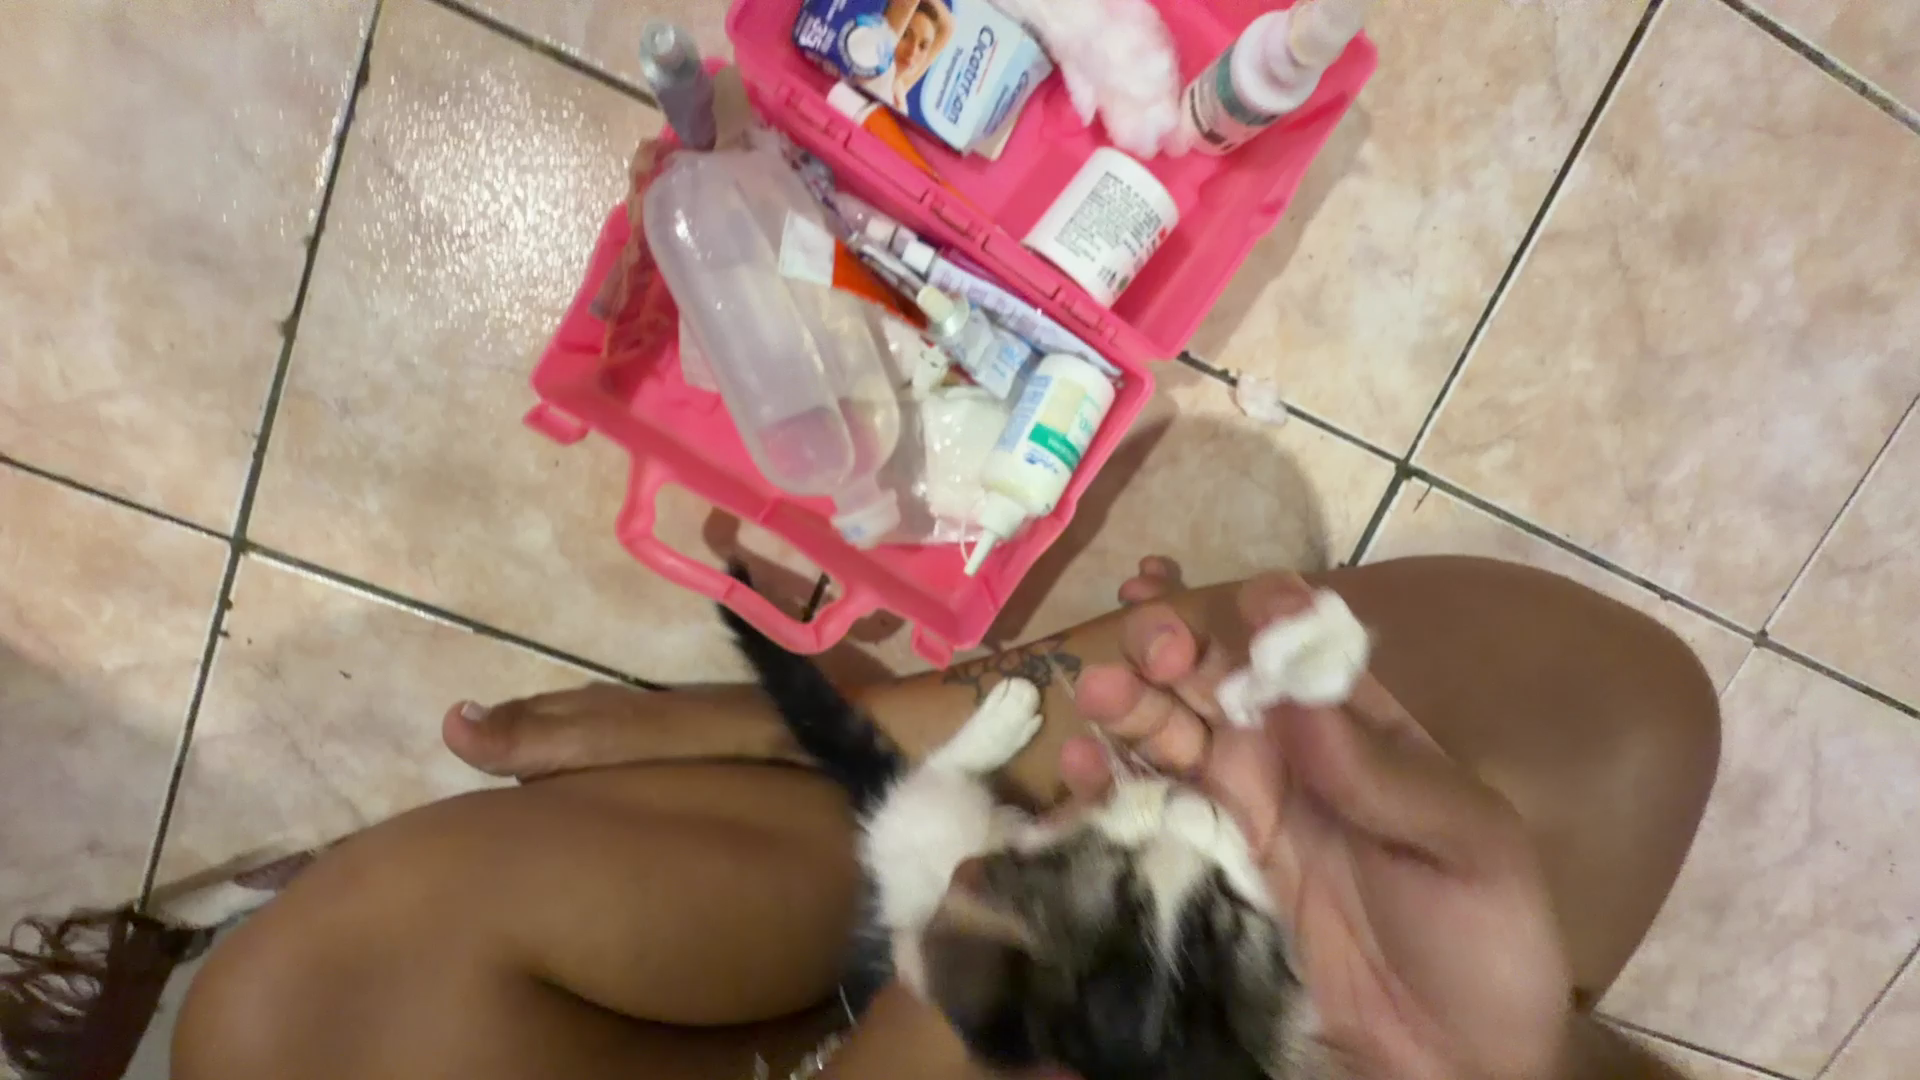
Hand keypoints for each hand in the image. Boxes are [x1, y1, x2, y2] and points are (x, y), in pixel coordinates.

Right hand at [1065, 566, 1574, 1079]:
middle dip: (1168, 641)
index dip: (1265, 611)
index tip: (1250, 606)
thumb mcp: (1468, 844)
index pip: (1291, 640)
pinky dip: (1097, 775)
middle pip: (1203, 669)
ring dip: (1122, 696)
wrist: (1438, 1059)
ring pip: (1156, 721)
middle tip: (1156, 650)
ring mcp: (1221, 796)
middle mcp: (1271, 743)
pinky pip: (1132, 800)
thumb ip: (1382, 772)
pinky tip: (1078, 764)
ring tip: (1097, 691)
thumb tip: (1297, 696)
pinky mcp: (1186, 851)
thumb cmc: (1473, 934)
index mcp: (1342, 720)